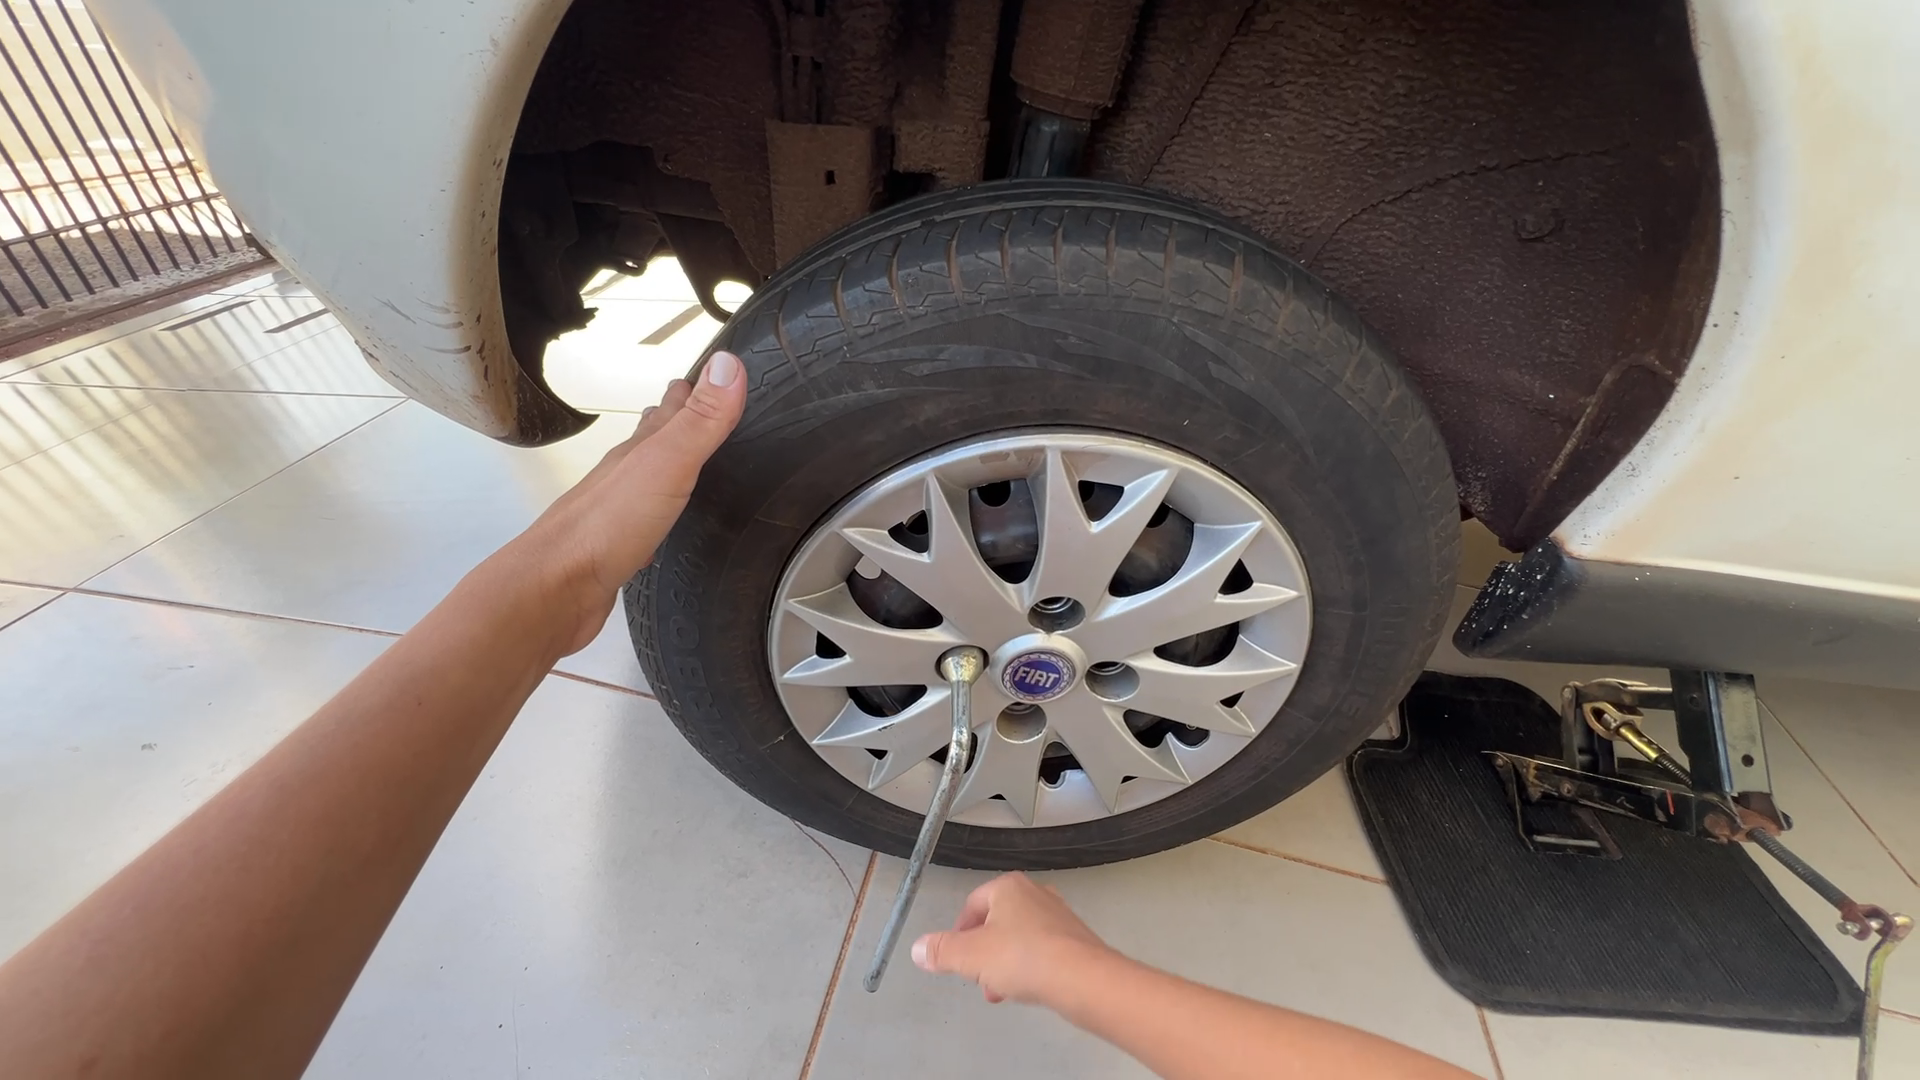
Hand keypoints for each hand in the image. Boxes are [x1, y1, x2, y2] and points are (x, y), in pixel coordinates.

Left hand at [511, 351, 747, 654]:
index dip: (693, 389)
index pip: (671, 409)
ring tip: (684, 456)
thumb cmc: (609, 527)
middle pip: (654, 438)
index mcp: (639, 451)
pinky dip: (658, 511)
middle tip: (695, 404)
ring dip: (665, 461)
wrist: (555, 591)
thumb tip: (728, 363)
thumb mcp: (668, 463)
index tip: (712, 371)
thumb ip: (701, 420)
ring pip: (647, 477)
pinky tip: (662, 521)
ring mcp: (617, 512)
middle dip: (676, 418)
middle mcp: (625, 475)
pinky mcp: (615, 549)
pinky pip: (643, 521)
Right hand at [912, 872, 1113, 1004]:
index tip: (956, 957)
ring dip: (1005, 963)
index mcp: (1007, 886)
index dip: (959, 933)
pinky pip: (1042, 949)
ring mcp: (1057, 914)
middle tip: (979, 978)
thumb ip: (942, 951)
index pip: (972, 904)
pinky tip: (1028, 988)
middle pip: (996, 921)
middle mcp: (1034, 892)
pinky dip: (1030, 966)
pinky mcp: (1073, 937)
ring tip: (1002, 990)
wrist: (1081, 978)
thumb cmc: (1025, 958)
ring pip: (1019, 937)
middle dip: (983, 953)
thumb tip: (919, 948)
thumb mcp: (971, 956)